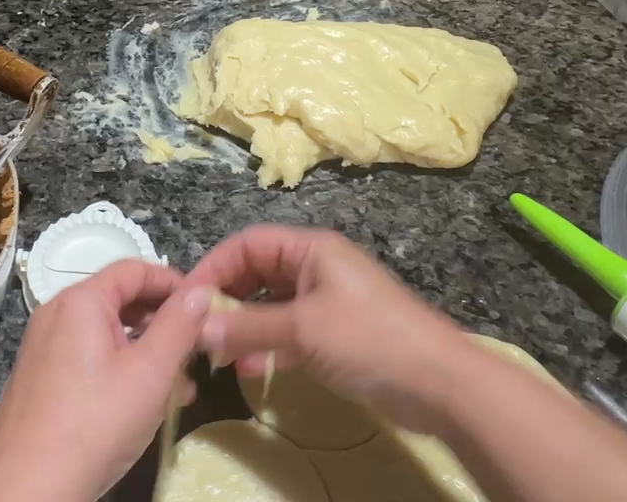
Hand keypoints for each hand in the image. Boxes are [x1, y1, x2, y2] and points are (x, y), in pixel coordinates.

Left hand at [0, 260, 211, 501]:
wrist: (27, 492)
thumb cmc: (95, 425)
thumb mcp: (150, 374)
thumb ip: (178, 326)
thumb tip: (201, 289)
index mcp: (80, 301)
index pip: (134, 269)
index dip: (173, 282)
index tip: (206, 305)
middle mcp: (56, 312)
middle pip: (119, 299)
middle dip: (163, 321)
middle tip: (198, 349)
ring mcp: (43, 346)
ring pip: (106, 332)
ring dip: (146, 349)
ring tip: (180, 385)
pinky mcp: (39, 377)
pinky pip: (87, 355)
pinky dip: (119, 366)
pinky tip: (142, 401)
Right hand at [187, 225, 464, 432]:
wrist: (439, 384)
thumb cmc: (369, 338)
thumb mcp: (303, 329)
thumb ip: (248, 328)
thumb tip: (197, 329)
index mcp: (311, 248)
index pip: (249, 243)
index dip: (216, 266)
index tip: (187, 298)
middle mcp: (316, 267)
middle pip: (258, 272)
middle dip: (228, 298)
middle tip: (199, 328)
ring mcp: (327, 301)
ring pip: (271, 304)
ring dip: (245, 326)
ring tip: (219, 354)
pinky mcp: (336, 334)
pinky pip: (290, 332)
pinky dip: (269, 346)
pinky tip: (251, 370)